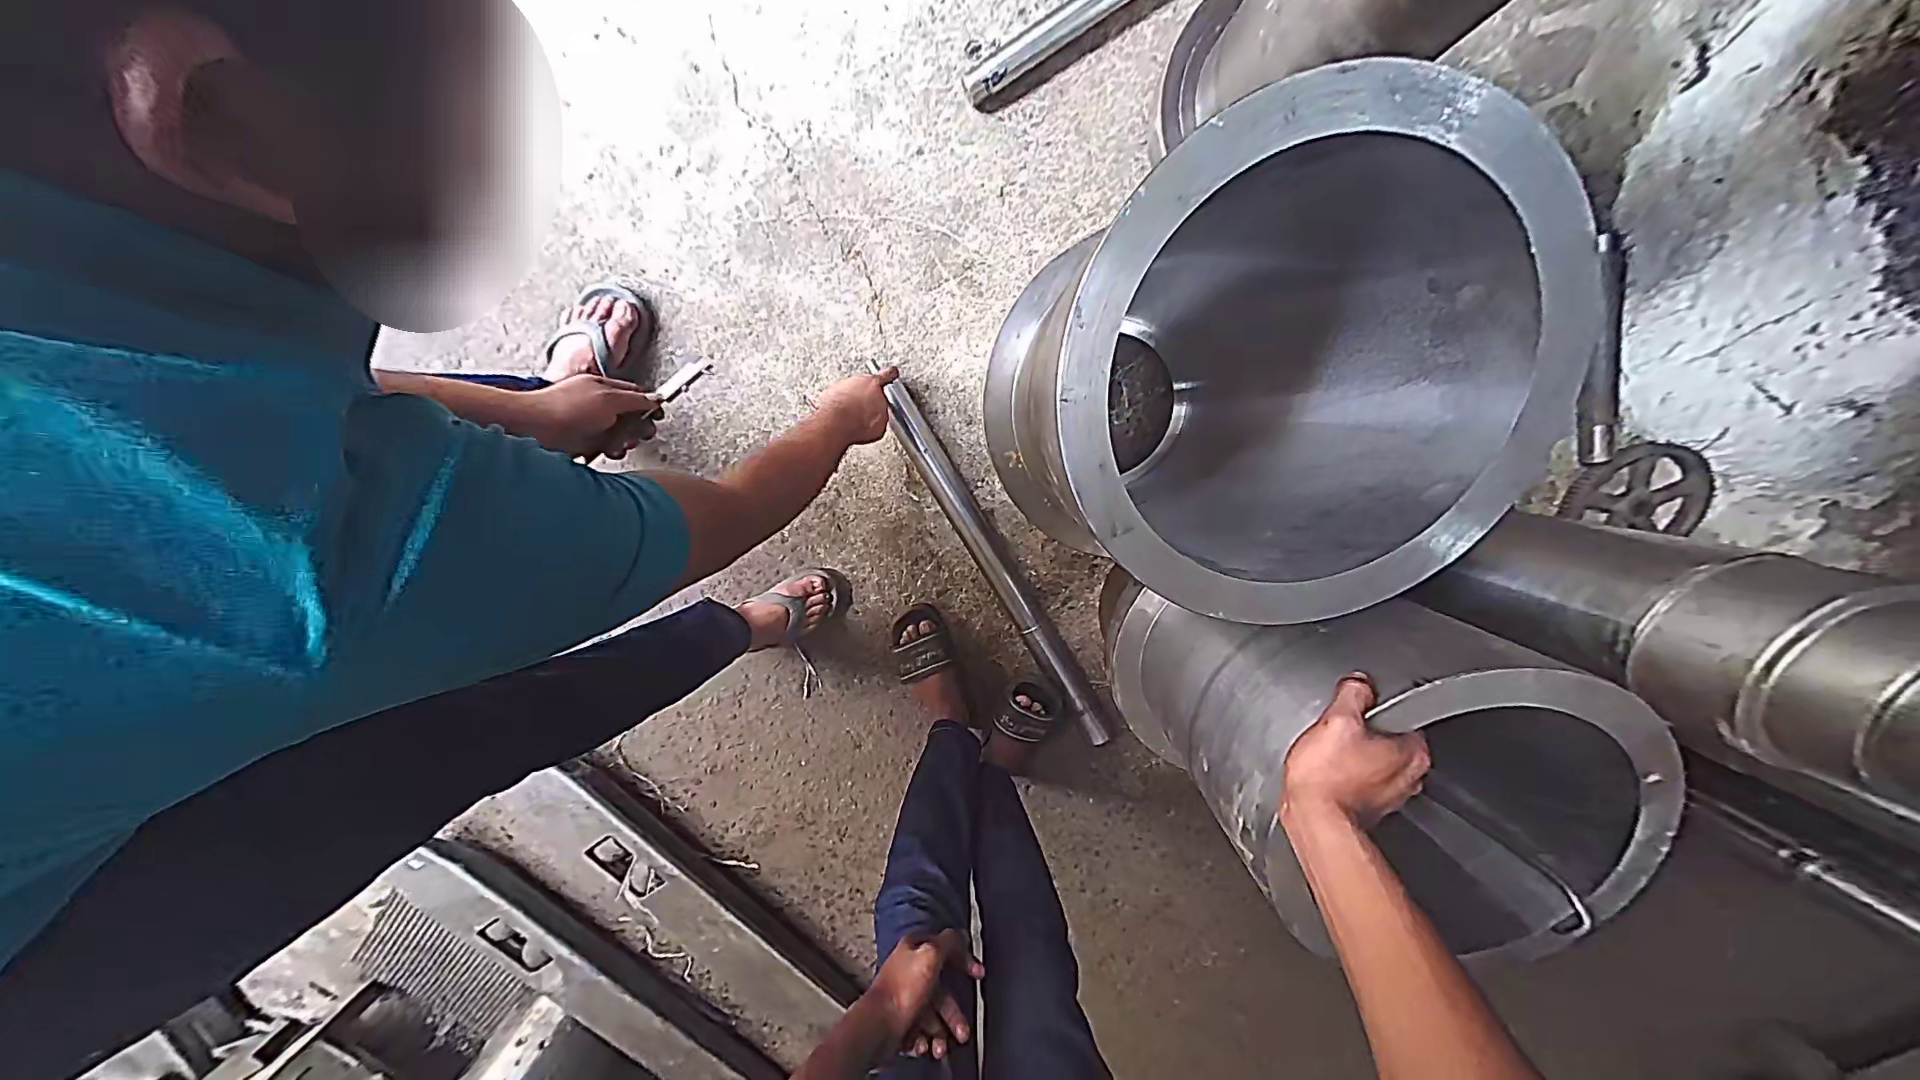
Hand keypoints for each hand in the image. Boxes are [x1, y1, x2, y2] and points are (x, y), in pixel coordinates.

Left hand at [523, 374, 660, 458]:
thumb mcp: (608, 397)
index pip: (636, 394)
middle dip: (639, 427)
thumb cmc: (563, 408)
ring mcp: (593, 425)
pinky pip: (609, 448)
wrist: (535, 430)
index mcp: (603, 388)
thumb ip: (635, 399)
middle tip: (638, 432)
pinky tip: (606, 450)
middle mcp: (599, 406)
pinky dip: (611, 451)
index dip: (650, 404)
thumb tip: (654, 399)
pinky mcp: (587, 443)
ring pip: (623, 435)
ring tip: (617, 443)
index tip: (657, 414)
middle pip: (633, 417)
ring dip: (625, 442)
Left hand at [815, 367, 898, 445]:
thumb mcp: (881, 422)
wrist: (835, 424)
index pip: (886, 375)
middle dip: (867, 393)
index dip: (890, 374)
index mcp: (875, 384)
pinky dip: (840, 405)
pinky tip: (842, 417)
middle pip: (865, 383)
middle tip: (868, 407)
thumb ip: (884, 411)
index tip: (892, 372)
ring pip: (850, 390)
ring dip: (852, 399)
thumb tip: (883, 413)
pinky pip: (837, 398)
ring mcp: (841, 385)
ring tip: (854, 416)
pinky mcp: (828, 393)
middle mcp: (857, 380)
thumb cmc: (858, 422)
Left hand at [867, 929, 982, 1060]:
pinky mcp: (900, 1019)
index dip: (964, 960)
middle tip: (961, 1031)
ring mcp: (904, 996)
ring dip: (941, 1033)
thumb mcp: (930, 955)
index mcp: (914, 949)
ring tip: (941, 1046)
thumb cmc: (903, 989)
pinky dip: (927, 1039)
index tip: (978, 973)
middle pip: (942, 990)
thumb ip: (948, 942)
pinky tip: (926, 1045)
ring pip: (933, 1014)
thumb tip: (959, 932)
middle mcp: (909, 970)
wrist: (877, 1027)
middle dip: (953, 1014)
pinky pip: (921, 1029)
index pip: (945, 949)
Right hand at [1283, 674, 1430, 826]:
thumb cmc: (1326, 777)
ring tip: (1328, 752)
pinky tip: (1327, 771)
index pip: (1403, 716)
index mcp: (1412, 752)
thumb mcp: (1336, 720)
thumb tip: (1359, 684)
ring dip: (1354, 754)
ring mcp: (1392, 795)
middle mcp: (1410, 776)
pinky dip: (1347, 773)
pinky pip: (1362, 779)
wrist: (1313, 818)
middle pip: (1388, 738)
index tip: (1351, 710)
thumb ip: (1352, 695)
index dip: (1373, 707)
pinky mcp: (1371, 806)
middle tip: (1335, 731)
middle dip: (1362, 732)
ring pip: (1375, 760)